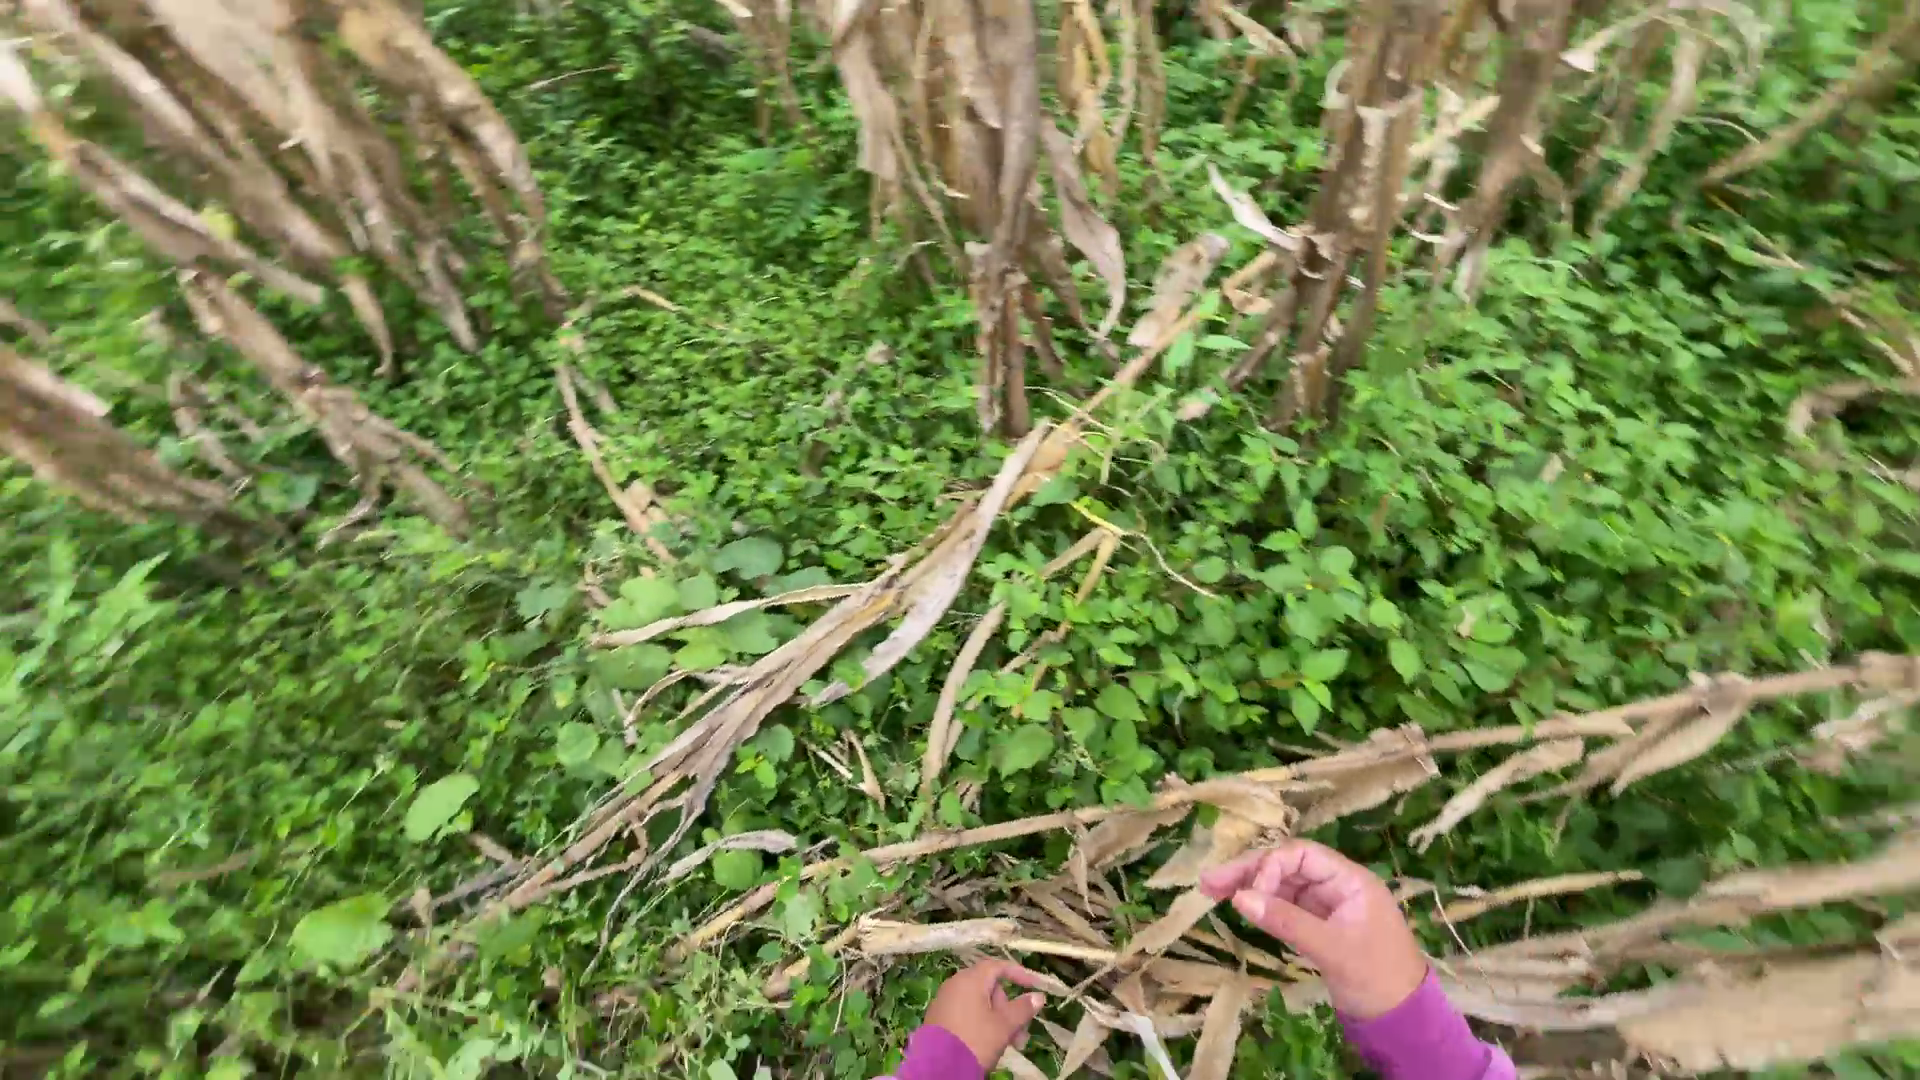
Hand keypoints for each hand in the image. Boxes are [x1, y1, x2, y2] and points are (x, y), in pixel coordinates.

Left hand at [922, 961, 1050, 1068]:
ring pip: (978, 1002)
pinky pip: (965, 1011)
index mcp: (971, 979)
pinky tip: (986, 1043)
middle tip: (1019, 1033)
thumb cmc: (975, 1040)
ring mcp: (945, 999)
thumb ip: (1022, 1009)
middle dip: (1007, 1008)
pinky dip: (979, 1022)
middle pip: (988, 986)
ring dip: (996, 1019)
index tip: (1033, 986)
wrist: (937, 1067)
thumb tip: (1039, 996)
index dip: (1017, 974)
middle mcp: (956, 983)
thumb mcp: (1003, 1026)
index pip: (997, 966)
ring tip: (1007, 1043)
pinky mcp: (938, 1016)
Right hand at [1199, 839, 1426, 1018]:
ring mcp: (1324, 905)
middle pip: (1284, 866)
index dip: (1270, 866)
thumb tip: (1239, 898)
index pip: (1300, 855)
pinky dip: (1260, 905)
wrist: (1404, 1025)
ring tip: (1210, 889)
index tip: (1250, 892)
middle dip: (1248, 871)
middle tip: (1209, 880)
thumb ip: (1286, 921)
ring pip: (1279, 885)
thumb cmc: (1379, 980)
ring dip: (1247, 886)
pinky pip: (1282, 906)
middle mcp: (1335, 885)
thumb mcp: (1332, 949)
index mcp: (1349, 880)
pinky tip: (1236, 905)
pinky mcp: (1316, 925)